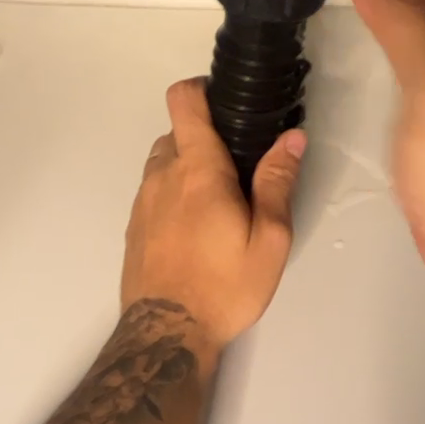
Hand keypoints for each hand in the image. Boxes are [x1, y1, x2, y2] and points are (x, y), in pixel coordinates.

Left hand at [121, 78, 304, 349]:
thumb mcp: (268, 241)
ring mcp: (141, 203)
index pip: (183, 101)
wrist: (166, 335)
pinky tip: (195, 230)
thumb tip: (291, 138)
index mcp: (197, 171)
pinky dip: (172, 195)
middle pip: (175, 134)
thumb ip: (277, 184)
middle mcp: (161, 178)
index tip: (225, 102)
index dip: (201, 89)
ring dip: (187, 169)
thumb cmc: (224, 288)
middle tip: (238, 170)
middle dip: (204, 140)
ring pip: (162, 164)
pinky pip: (153, 193)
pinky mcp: (133, 228)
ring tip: (218, 205)